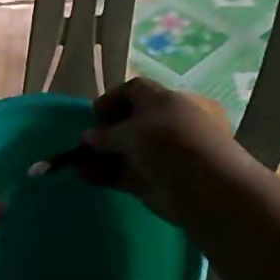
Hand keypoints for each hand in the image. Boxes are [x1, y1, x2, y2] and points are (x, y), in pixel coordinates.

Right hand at [81, 77, 255, 225]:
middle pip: (131, 122)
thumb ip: (107, 134)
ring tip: (78, 161)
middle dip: (106, 131)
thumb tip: (87, 137)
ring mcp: (163, 155)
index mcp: (174, 101)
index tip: (93, 113)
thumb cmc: (171, 142)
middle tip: (86, 140)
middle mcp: (170, 125)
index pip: (138, 91)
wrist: (202, 187)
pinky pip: (125, 173)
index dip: (113, 99)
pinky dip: (105, 174)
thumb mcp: (134, 130)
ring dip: (101, 155)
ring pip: (127, 151)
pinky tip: (85, 176)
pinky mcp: (156, 181)